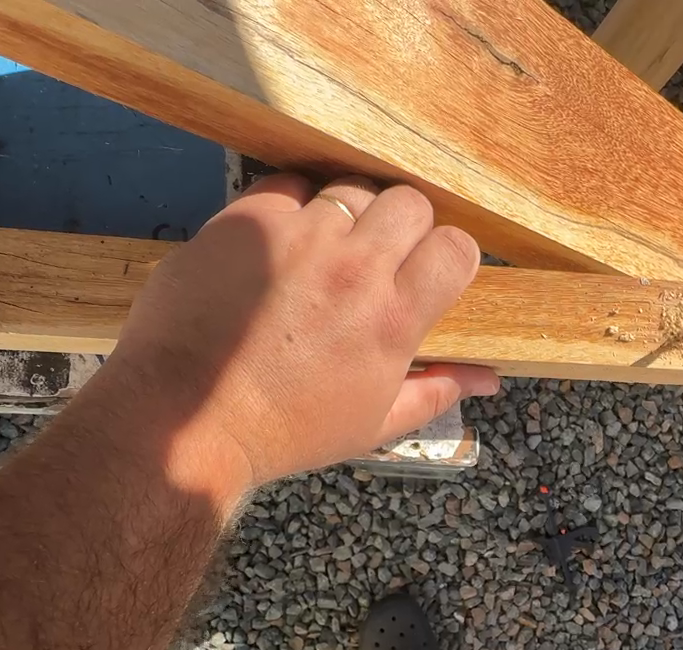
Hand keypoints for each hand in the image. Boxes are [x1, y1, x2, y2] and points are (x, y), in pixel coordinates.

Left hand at [90, 174, 497, 500]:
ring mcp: (300, 238)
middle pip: (411, 202)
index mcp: (395, 320)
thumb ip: (437, 391)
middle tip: (381, 260)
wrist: (192, 419)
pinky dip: (297, 207)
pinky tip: (284, 243)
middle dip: (407, 227)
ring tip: (329, 250)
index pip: (457, 248)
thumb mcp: (376, 424)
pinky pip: (291, 185)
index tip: (431, 275)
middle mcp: (356, 268)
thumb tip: (490, 380)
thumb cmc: (291, 431)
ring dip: (353, 214)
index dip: (451, 257)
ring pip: (354, 187)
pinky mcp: (248, 220)